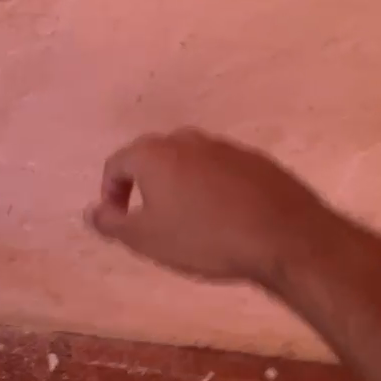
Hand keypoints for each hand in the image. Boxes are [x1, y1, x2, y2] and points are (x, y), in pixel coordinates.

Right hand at [85, 128, 346, 287]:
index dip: (111, 192)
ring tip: (191, 217)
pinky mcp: (259, 162)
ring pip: (189, 162)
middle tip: (151, 216)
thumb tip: (90, 211)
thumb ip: (111, 223)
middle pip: (152, 157)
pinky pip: (222, 171)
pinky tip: (226, 216)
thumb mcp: (146, 239)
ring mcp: (225, 148)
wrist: (289, 240)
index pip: (116, 165)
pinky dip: (215, 188)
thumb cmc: (205, 237)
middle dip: (145, 183)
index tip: (119, 218)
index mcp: (152, 154)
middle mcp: (186, 141)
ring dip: (181, 184)